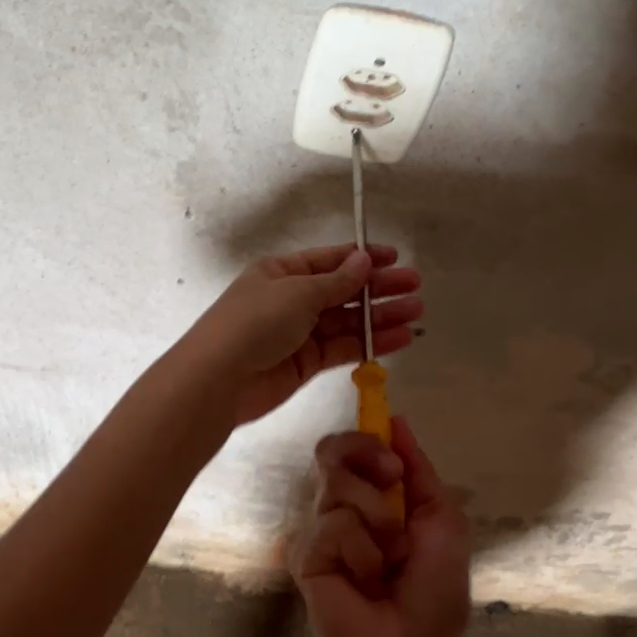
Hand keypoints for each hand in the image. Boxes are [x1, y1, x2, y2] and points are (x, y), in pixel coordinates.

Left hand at [180, 243, 422, 424]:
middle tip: (416, 286)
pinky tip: (400, 338)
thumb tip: (363, 260)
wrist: (219, 379)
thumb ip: (336, 281)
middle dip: (379, 288)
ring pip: (347, 321)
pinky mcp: (306, 364)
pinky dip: (370, 343)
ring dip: (381, 317)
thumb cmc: (255, 322)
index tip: (396, 258)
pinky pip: (344, 348)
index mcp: (282, 271)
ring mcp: (299, 332)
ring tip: (417, 313)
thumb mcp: (298, 293)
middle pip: (343, 290)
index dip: (363, 258)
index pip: (330, 260)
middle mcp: (291, 298)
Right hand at [294, 419, 470, 636]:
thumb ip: (418, 468)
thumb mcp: (442, 519)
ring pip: (337, 486)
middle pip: (330, 451)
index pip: (350, 446)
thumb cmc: (436, 589)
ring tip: (390, 559)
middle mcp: (341, 506)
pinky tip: (365, 581)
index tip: (391, 458)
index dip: (365, 438)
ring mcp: (320, 531)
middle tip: (390, 481)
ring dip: (378, 520)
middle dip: (364, 456)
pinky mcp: (304, 557)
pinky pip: (331, 527)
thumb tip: (396, 419)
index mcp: (372, 495)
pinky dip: (361, 552)